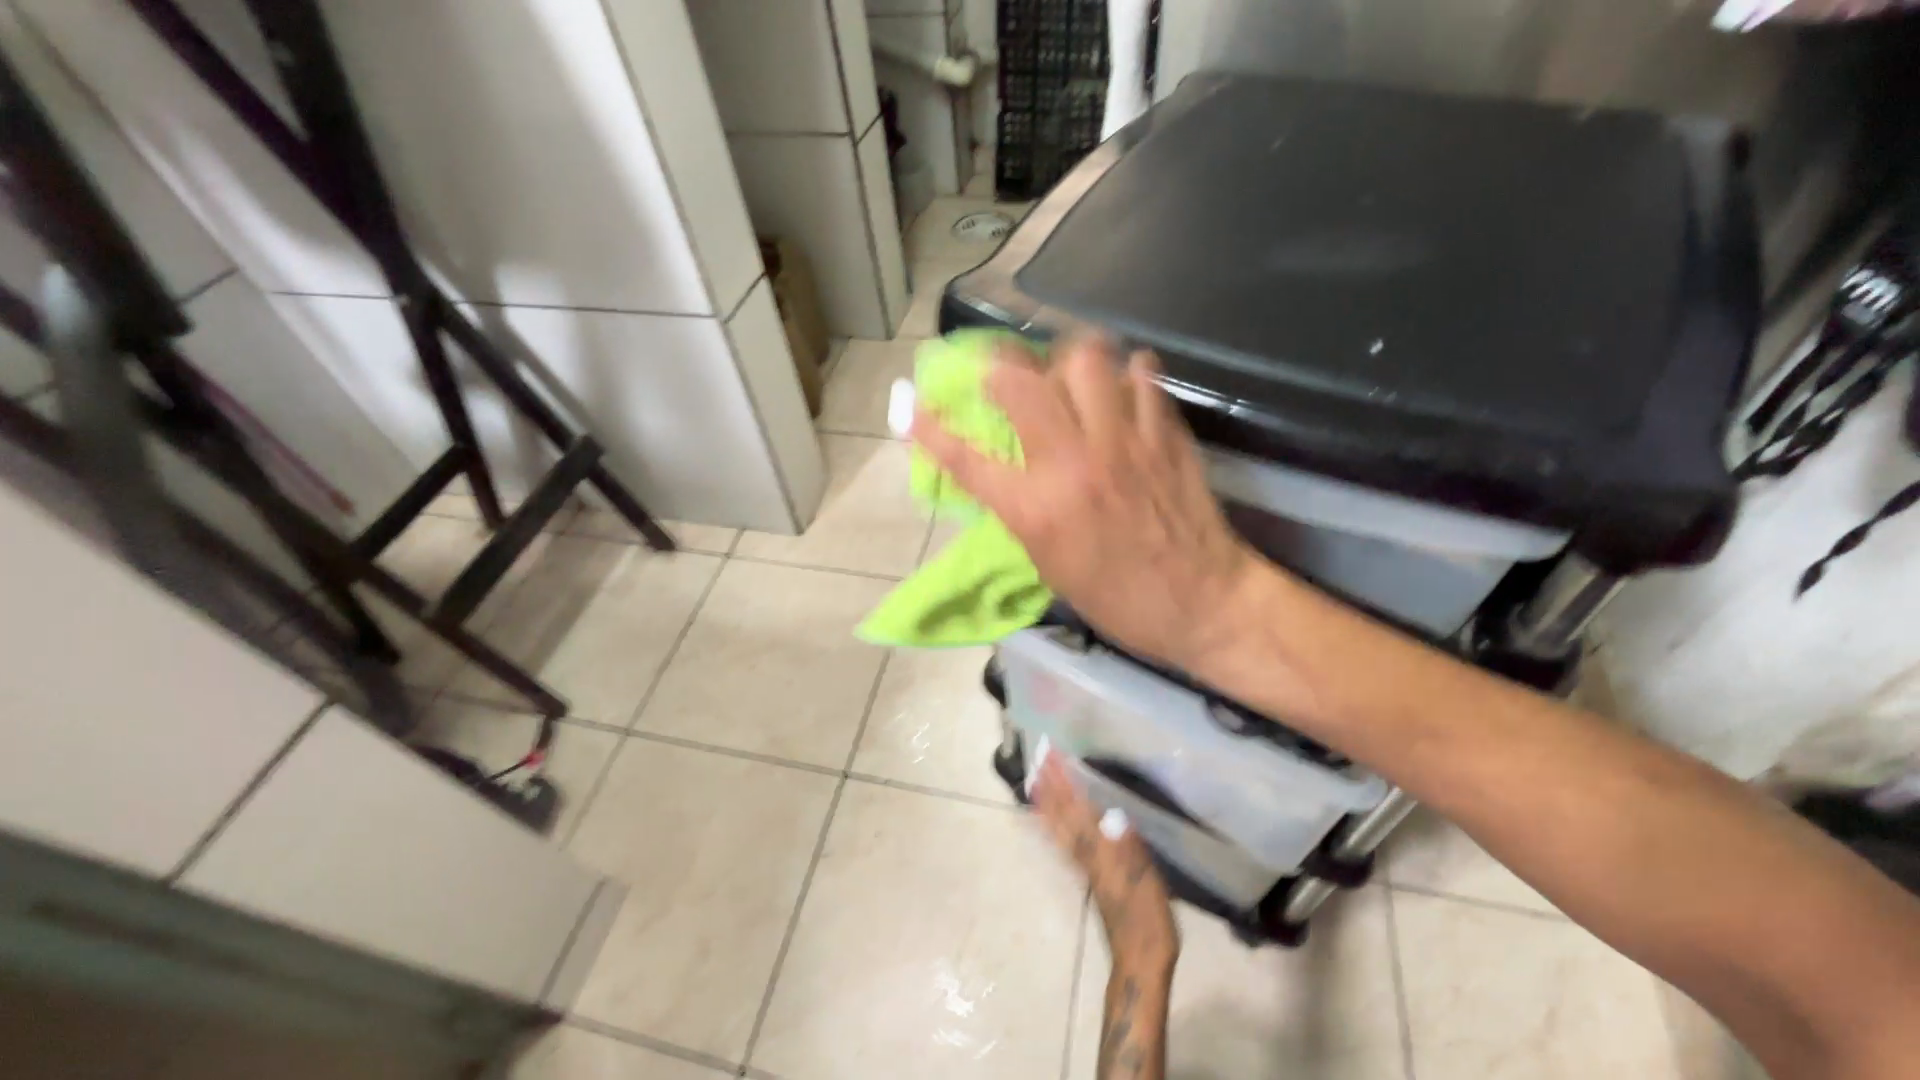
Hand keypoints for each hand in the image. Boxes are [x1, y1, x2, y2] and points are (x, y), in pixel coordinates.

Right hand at [911, 336, 1259, 670]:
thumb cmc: (1118, 598)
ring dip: (1066, 358)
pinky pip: (1141, 375)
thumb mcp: (1050, 565)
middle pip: (1019, 382)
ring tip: (1066, 373)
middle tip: (1000, 371)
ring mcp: (1122, 441)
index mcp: (1036, 510)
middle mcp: (1072, 463)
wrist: (1201, 602)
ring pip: (1084, 358)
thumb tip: (1005, 474)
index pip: (967, 458)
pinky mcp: (1163, 433)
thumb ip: (1023, 512)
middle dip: (998, 365)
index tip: (915, 408)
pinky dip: (1126, 373)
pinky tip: (1122, 387)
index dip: (931, 430)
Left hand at [1029, 750, 1177, 968]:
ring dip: (1047, 803)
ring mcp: (1085, 865)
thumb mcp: (1146, 879)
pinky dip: (1052, 826)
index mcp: (1101, 850)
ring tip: (1035, 782)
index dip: (1065, 780)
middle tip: (1037, 758)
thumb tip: (1113, 816)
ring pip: (1058, 827)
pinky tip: (1049, 821)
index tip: (1051, 753)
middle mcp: (1086, 854)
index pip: (1078, 807)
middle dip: (1050, 785)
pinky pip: (1063, 843)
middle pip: (1062, 814)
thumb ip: (1129, 847)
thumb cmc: (1148, 918)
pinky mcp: (1088, 877)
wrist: (1138, 957)